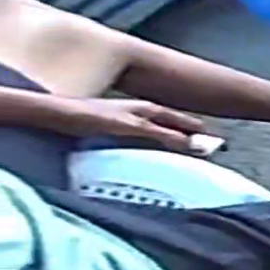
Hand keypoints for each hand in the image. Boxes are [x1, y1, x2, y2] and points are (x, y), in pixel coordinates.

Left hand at [45, 97, 205, 151]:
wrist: (48, 115)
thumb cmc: (90, 117)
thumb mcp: (136, 128)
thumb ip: (170, 137)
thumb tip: (202, 147)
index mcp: (154, 109)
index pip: (193, 124)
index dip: (207, 136)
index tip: (220, 150)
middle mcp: (146, 113)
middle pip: (180, 129)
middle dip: (194, 141)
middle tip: (204, 158)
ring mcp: (132, 120)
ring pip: (165, 134)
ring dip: (175, 145)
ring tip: (182, 159)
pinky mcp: (119, 129)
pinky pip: (149, 139)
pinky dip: (158, 147)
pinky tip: (155, 156)